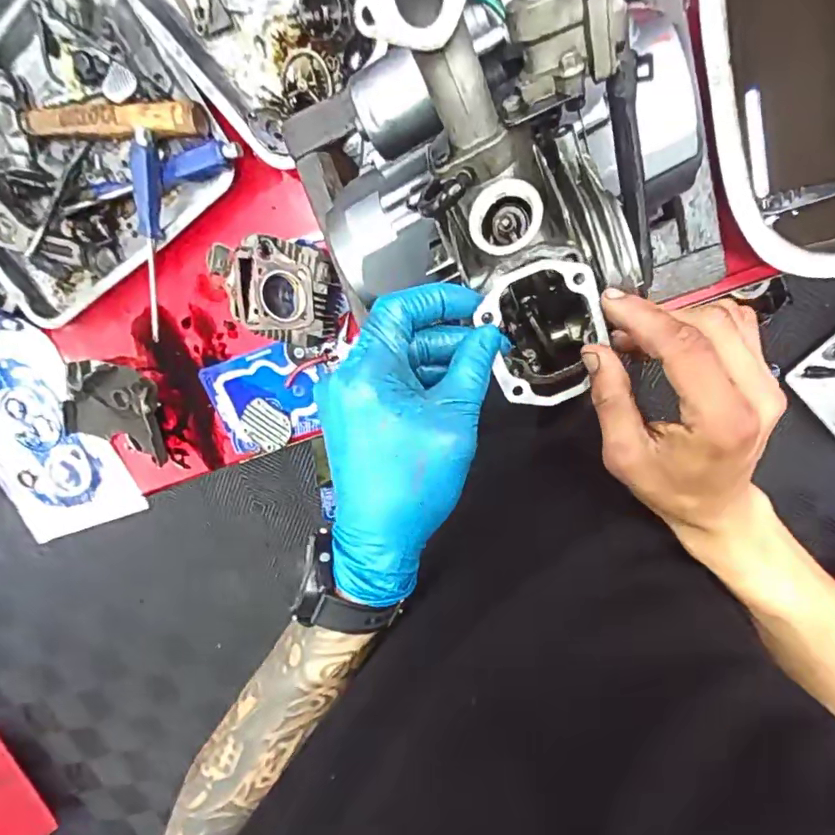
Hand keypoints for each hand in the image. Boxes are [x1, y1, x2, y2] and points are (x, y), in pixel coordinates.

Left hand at [318, 283, 507, 607]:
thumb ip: (472, 369)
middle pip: (403, 334)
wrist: (380, 534)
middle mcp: (349, 378)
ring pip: (400, 358)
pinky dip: (423, 380)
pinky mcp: (358, 411)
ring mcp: (350, 395)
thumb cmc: (406, 492)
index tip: (471, 305)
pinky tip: (451, 389)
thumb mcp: (454, 421)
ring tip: (474, 371)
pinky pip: (393, 380)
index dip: (441, 300)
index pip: (400, 308)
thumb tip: (485, 339)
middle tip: (485, 344)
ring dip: (438, 359)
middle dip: (448, 337)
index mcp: (367, 374)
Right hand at [581, 290, 785, 550]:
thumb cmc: (677, 491)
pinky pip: (738, 328)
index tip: (614, 305)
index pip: (686, 346)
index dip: (645, 318)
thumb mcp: (626, 455)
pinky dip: (701, 321)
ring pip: (726, 317)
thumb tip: (598, 353)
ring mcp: (768, 385)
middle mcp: (756, 397)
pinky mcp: (767, 377)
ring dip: (679, 315)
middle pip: (708, 322)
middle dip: (657, 315)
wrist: (718, 507)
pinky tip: (674, 336)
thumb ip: (611, 399)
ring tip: (643, 333)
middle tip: (621, 325)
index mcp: (723, 420)